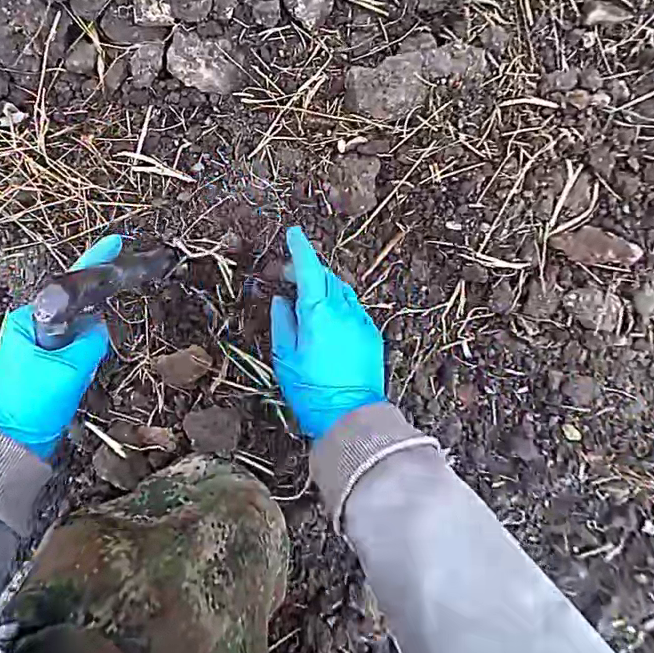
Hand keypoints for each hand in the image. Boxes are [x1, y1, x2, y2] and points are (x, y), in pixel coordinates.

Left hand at [0, 235, 123, 458]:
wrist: (13, 443)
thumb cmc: (34, 402)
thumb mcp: (71, 366)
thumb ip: (92, 337)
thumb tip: (99, 324)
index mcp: (27, 319)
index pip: (67, 284)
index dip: (93, 262)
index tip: (115, 241)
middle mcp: (28, 325)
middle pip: (74, 308)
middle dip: (90, 324)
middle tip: (91, 349)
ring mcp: (34, 343)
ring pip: (76, 331)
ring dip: (85, 347)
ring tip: (77, 376)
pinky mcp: (42, 361)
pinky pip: (71, 348)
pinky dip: (81, 357)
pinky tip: (78, 377)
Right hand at [270, 226, 386, 437]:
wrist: (353, 419)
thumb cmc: (313, 391)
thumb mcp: (286, 357)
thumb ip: (283, 322)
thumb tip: (282, 300)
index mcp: (319, 312)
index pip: (310, 269)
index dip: (300, 249)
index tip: (292, 233)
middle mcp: (344, 310)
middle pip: (326, 276)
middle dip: (307, 269)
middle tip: (286, 276)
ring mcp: (361, 321)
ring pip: (341, 290)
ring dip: (324, 285)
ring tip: (305, 297)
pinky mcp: (371, 334)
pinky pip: (353, 307)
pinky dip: (338, 302)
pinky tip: (326, 317)